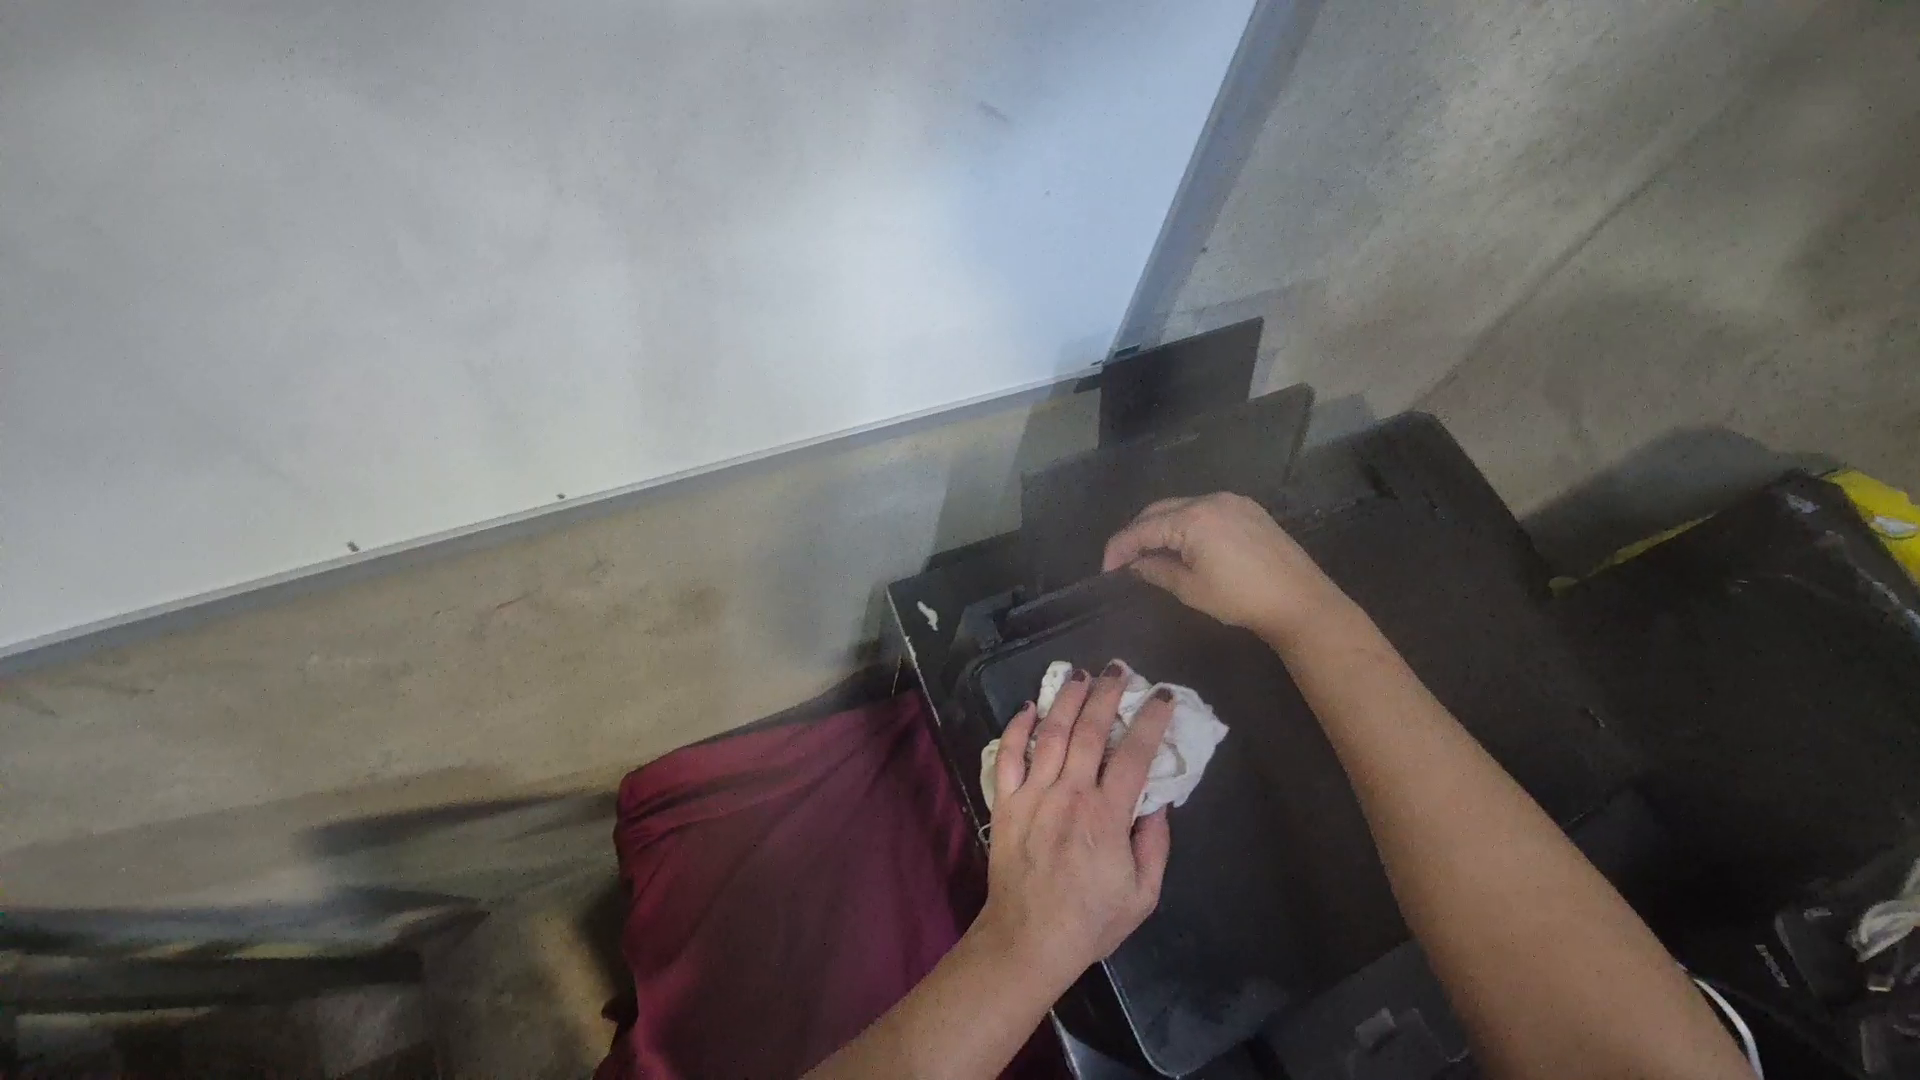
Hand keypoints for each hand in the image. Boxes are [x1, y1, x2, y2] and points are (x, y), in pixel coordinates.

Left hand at [972, 663, 1173, 986]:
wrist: (1029, 939)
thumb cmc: (1091, 920)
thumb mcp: (1143, 895)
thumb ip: (1154, 844)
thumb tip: (1158, 802)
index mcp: (1107, 816)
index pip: (1134, 755)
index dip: (1151, 721)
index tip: (1163, 695)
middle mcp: (1070, 794)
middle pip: (1090, 732)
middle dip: (1107, 694)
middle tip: (1119, 669)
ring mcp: (1033, 795)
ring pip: (1051, 734)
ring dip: (1067, 700)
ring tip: (1081, 675)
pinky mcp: (1005, 802)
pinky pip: (1008, 756)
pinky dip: (1017, 728)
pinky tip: (1029, 707)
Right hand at [1102, 493, 1347, 644]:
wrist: (1300, 601)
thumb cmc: (1241, 599)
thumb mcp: (1192, 589)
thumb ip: (1157, 571)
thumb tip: (1136, 565)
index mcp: (1192, 518)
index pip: (1142, 528)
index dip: (1119, 548)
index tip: (1106, 570)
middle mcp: (1210, 500)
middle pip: (1159, 511)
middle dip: (1137, 534)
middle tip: (1124, 561)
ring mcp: (1232, 502)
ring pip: (1182, 508)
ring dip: (1161, 528)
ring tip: (1150, 554)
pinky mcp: (1248, 510)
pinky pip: (1205, 510)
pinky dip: (1186, 525)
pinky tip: (1183, 546)